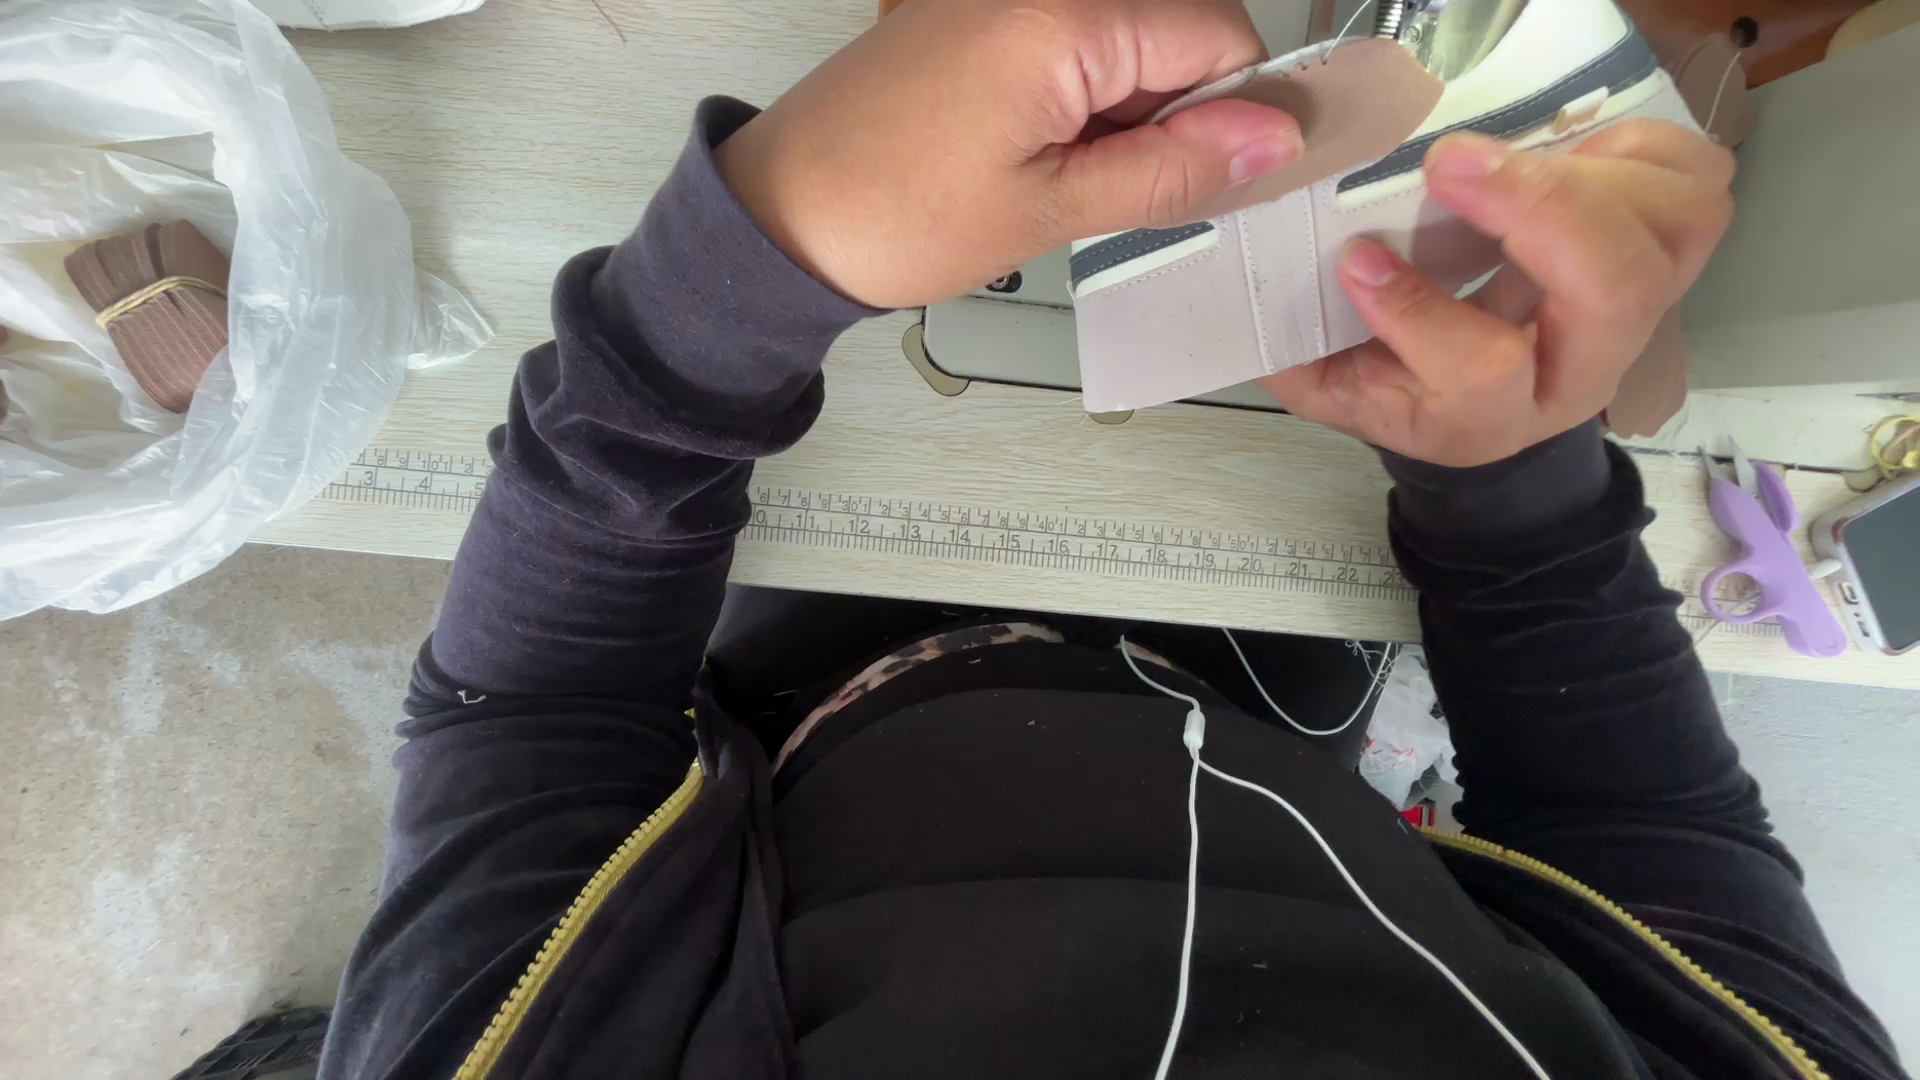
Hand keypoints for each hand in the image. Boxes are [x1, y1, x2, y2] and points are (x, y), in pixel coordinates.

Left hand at [714, 0, 1301, 308]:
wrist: (785, 221)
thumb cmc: (894, 219)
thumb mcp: (1046, 211)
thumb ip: (1162, 172)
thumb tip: (1263, 140)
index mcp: (1060, 18)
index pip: (1216, 35)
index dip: (1240, 111)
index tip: (1233, 176)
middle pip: (1167, 40)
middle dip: (1172, 123)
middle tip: (1121, 202)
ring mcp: (996, 1)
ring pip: (1115, 56)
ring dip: (1119, 127)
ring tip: (1060, 192)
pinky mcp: (970, 26)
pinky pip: (1060, 60)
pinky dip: (1074, 117)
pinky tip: (1039, 169)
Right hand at [1260, 120, 1734, 466]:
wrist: (1476, 412)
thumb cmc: (1396, 396)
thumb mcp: (1329, 391)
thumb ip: (1293, 349)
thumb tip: (1255, 272)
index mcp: (1486, 420)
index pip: (1479, 369)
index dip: (1416, 309)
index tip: (1354, 257)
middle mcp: (1578, 373)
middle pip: (1611, 289)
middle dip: (1537, 210)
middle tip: (1449, 162)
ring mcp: (1638, 316)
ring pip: (1673, 228)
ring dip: (1591, 171)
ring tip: (1503, 160)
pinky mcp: (1667, 260)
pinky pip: (1694, 184)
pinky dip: (1634, 148)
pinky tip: (1558, 155)